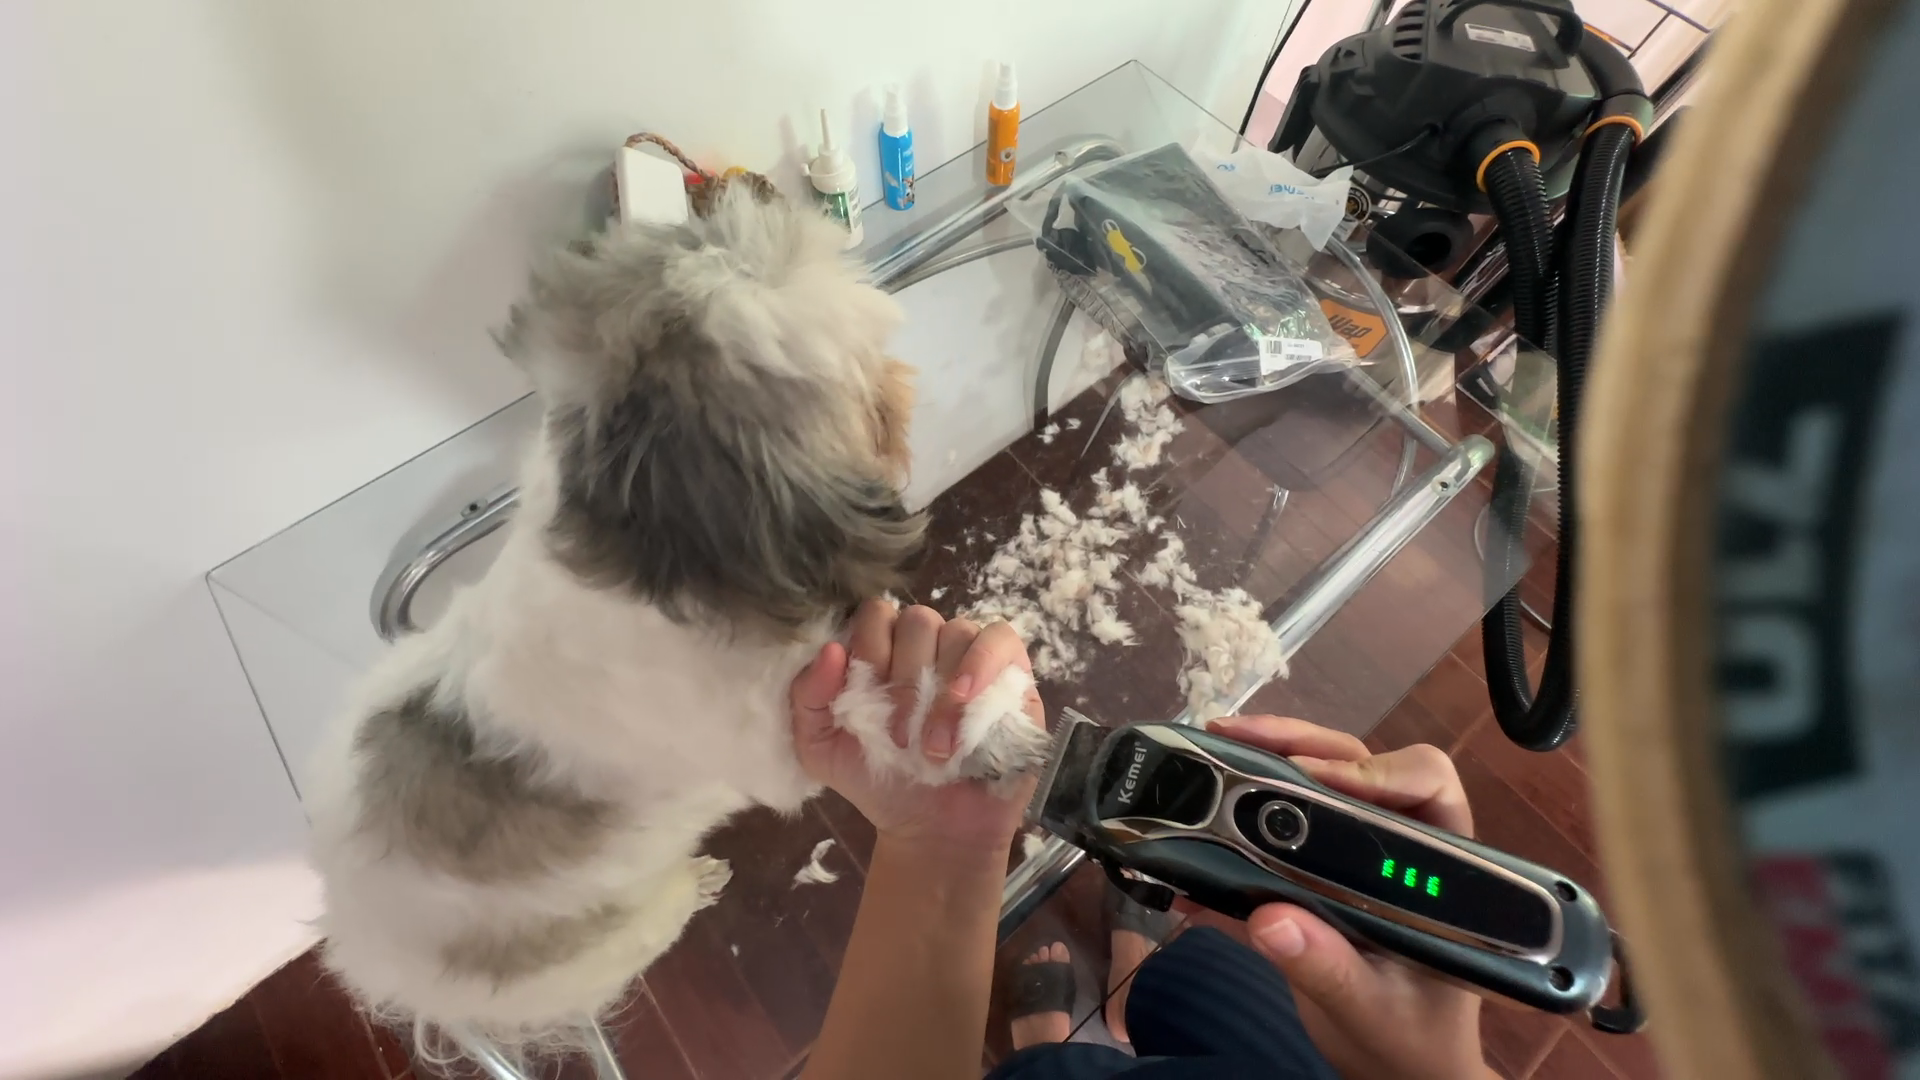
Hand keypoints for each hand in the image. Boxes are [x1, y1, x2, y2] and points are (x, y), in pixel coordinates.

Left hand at [791, 600, 1045, 858]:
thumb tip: (830, 650)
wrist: (933, 829)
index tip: (865, 695)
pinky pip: (1000, 641)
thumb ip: (808, 697)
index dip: (870, 646)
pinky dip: (980, 665)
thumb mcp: (821, 747)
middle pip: (918, 620)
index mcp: (884, 650)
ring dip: (941, 691)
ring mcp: (971, 655)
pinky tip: (964, 699)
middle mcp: (929, 645)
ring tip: (934, 747)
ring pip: (957, 631)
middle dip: (904, 677)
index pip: (877, 613)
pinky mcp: (1011, 672)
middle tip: (899, 737)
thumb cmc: (879, 780)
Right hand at [1205, 715, 1494, 1079]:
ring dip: (1262, 753)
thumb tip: (1268, 918)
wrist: (1391, 1065)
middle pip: (1354, 760)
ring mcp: (1351, 848)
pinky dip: (1234, 800)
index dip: (1373, 768)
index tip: (1311, 776)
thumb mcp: (1371, 1010)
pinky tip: (1193, 805)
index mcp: (1436, 868)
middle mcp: (1396, 842)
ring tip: (1211, 742)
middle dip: (1294, 739)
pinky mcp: (1310, 861)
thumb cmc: (1409, 1041)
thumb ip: (1327, 969)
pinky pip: (1276, 812)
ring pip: (1314, 773)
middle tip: (1230, 734)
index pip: (1425, 783)